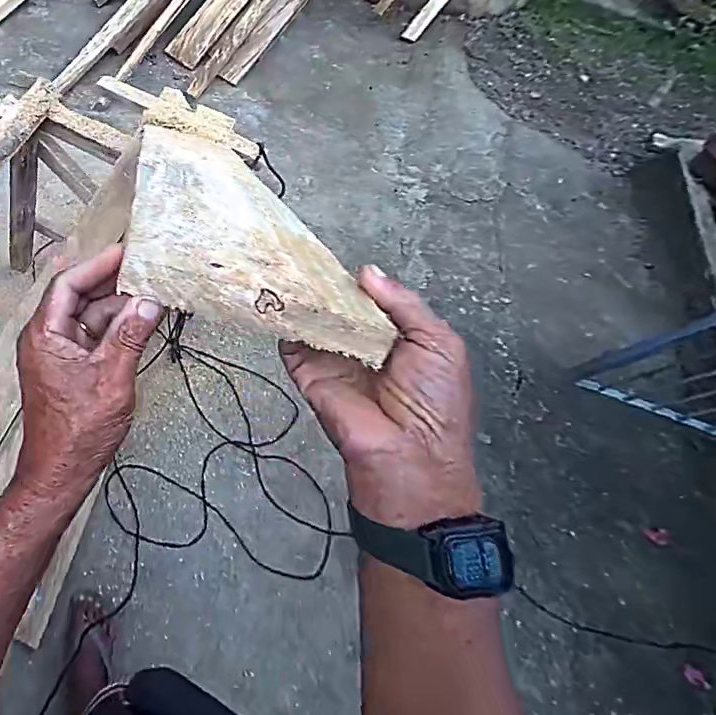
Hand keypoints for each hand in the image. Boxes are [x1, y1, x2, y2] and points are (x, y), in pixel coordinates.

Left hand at [13, 244, 161, 506]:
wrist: (60, 473)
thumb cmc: (74, 434)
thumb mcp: (112, 378)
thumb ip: (130, 335)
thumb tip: (148, 302)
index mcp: (45, 335)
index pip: (68, 283)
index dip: (98, 264)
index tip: (125, 252)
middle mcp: (46, 339)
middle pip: (79, 296)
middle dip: (112, 284)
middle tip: (145, 271)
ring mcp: (57, 353)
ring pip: (89, 316)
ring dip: (118, 309)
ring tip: (150, 299)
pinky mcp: (69, 366)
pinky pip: (93, 336)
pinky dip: (115, 329)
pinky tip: (139, 325)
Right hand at [280, 266, 481, 527]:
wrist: (410, 457)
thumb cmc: (436, 402)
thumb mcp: (438, 342)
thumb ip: (404, 303)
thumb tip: (367, 272)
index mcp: (395, 337)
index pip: (370, 300)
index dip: (356, 281)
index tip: (337, 258)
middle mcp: (361, 345)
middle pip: (337, 307)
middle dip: (324, 285)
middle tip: (306, 257)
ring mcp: (333, 358)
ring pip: (313, 320)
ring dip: (301, 299)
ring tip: (287, 268)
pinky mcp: (309, 374)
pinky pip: (293, 344)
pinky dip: (283, 321)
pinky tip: (276, 296)